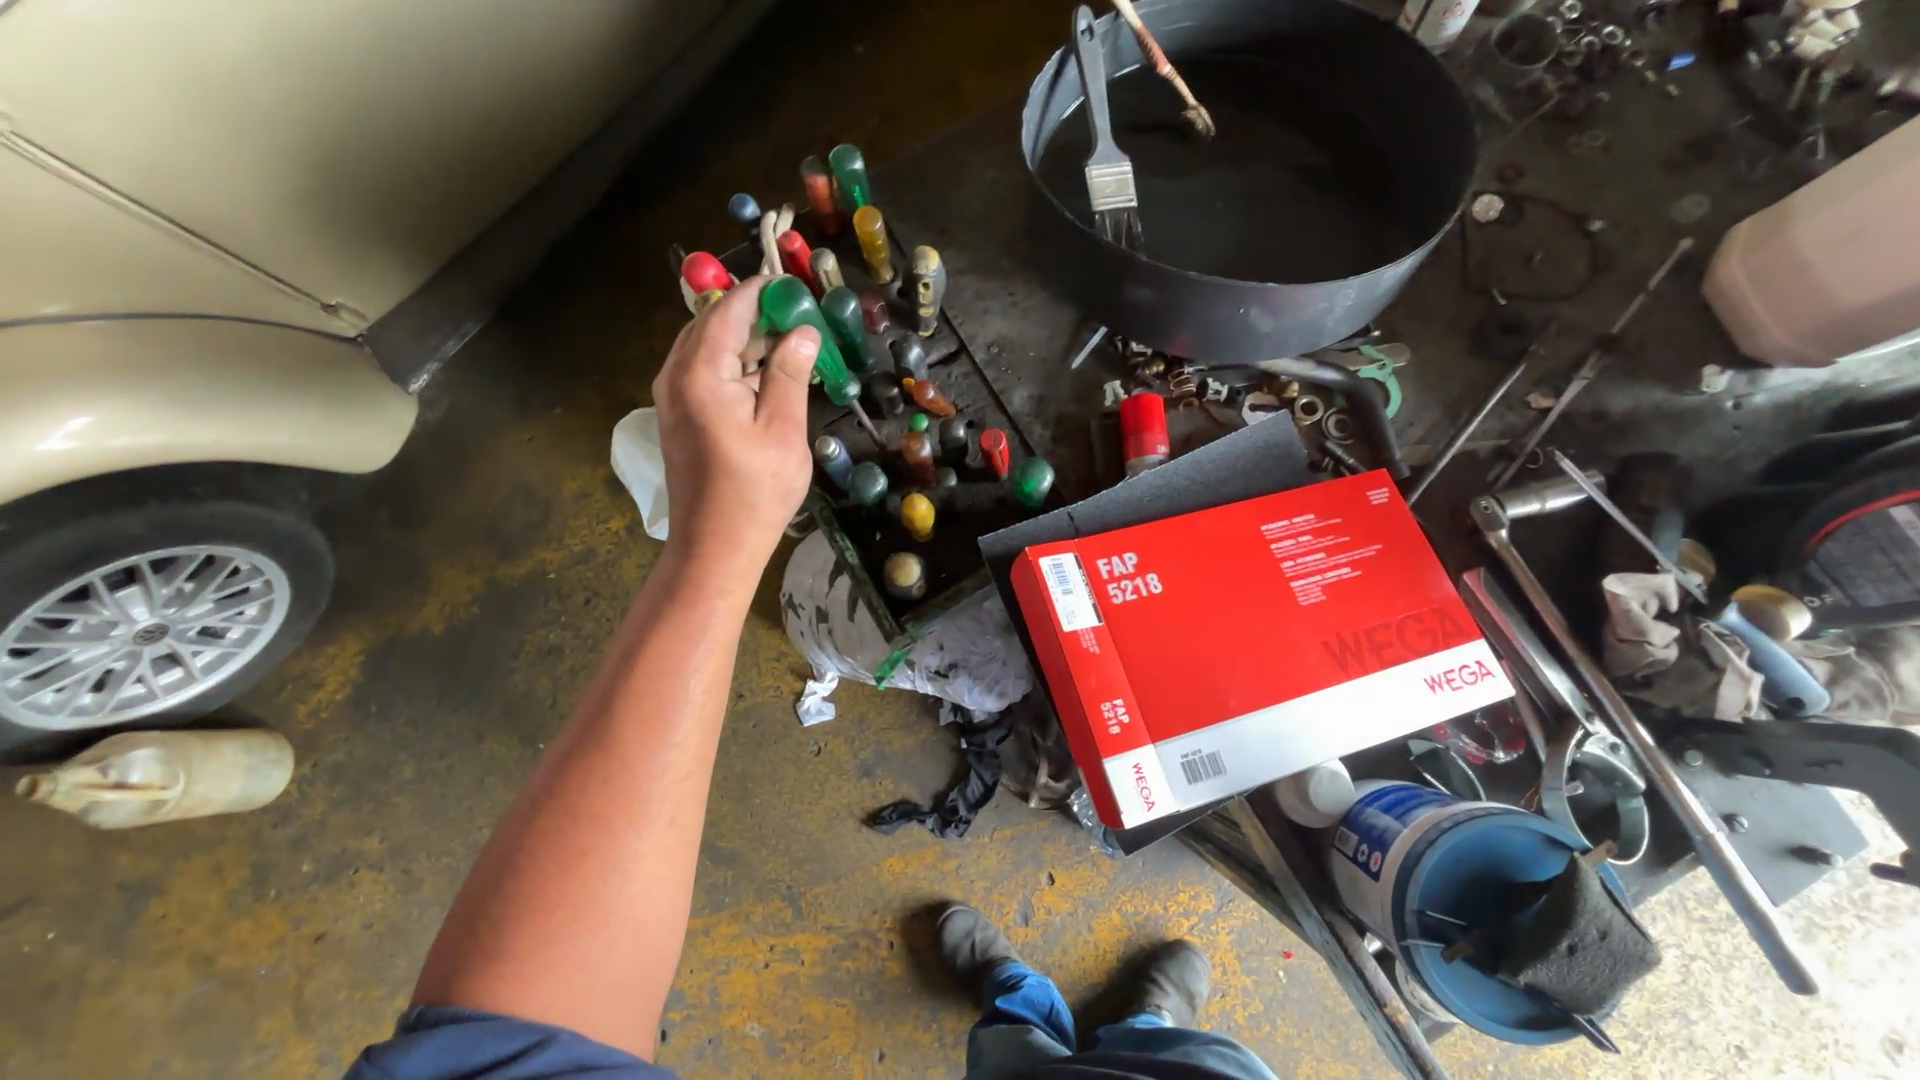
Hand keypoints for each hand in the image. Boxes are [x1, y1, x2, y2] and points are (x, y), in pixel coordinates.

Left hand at [652, 276, 817, 570]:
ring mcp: (671, 396)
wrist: (715, 546)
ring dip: (743, 338)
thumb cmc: (755, 491)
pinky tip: (765, 375)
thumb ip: (789, 373)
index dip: (762, 291)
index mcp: (700, 372)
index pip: (729, 309)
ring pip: (705, 346)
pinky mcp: (678, 416)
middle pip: (711, 322)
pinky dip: (733, 363)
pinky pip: (702, 371)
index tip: (795, 285)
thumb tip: (803, 331)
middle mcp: (676, 375)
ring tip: (788, 341)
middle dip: (753, 311)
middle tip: (797, 313)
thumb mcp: (783, 429)